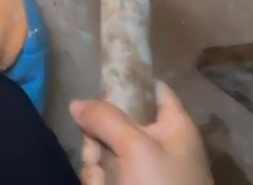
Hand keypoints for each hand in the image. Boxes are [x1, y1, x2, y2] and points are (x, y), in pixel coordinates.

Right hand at [71, 81, 212, 184]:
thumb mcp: (135, 146)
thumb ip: (105, 117)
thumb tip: (77, 104)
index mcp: (175, 128)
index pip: (153, 88)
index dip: (128, 79)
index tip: (98, 80)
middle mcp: (161, 147)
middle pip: (117, 120)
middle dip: (99, 135)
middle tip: (97, 149)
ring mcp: (145, 174)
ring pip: (105, 150)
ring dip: (95, 163)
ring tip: (101, 179)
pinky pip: (104, 175)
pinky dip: (98, 181)